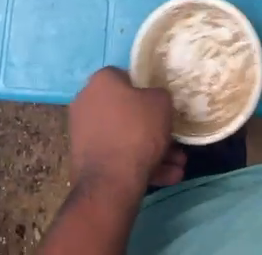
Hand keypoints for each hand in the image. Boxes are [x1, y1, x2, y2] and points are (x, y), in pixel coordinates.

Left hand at [67, 67, 175, 193]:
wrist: (109, 183)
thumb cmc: (137, 131)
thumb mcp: (161, 103)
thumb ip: (159, 96)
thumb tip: (153, 100)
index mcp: (101, 81)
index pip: (126, 77)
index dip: (147, 91)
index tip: (161, 106)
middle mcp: (86, 102)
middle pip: (126, 112)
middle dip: (153, 128)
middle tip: (174, 141)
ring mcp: (83, 134)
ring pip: (124, 137)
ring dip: (152, 150)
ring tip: (178, 165)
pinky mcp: (85, 161)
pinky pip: (116, 156)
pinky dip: (138, 165)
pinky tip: (167, 177)